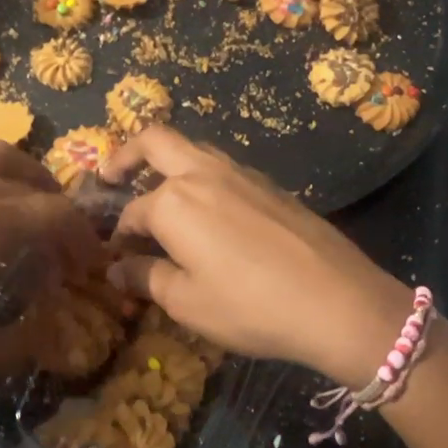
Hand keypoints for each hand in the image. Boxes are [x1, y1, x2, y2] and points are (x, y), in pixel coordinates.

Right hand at [100, 126, 412, 384]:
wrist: (336, 299)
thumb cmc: (250, 306)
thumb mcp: (188, 303)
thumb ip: (147, 278)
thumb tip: (117, 268)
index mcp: (173, 200)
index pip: (131, 211)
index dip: (118, 235)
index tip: (115, 259)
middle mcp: (202, 173)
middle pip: (156, 141)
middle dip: (126, 154)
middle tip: (110, 176)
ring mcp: (240, 173)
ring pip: (193, 148)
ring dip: (168, 161)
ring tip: (159, 193)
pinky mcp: (270, 184)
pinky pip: (223, 167)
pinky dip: (201, 175)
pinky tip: (208, 211)